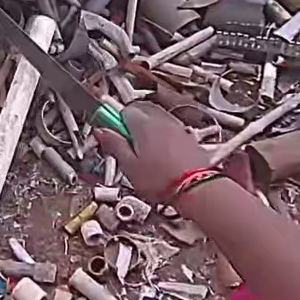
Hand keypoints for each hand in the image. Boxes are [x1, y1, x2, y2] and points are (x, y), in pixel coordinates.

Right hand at [93, 102, 214, 201]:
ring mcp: (176, 127)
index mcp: (143, 124)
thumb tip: (102, 132)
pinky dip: (160, 137)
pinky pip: (168, 129)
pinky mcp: (187, 137)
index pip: (121, 110)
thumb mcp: (129, 166)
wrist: (197, 190)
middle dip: (128, 122)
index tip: (108, 134)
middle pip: (139, 109)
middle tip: (124, 144)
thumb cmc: (164, 181)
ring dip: (145, 129)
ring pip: (154, 119)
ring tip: (142, 153)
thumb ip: (114, 144)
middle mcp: (161, 120)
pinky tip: (159, 157)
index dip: (111, 121)